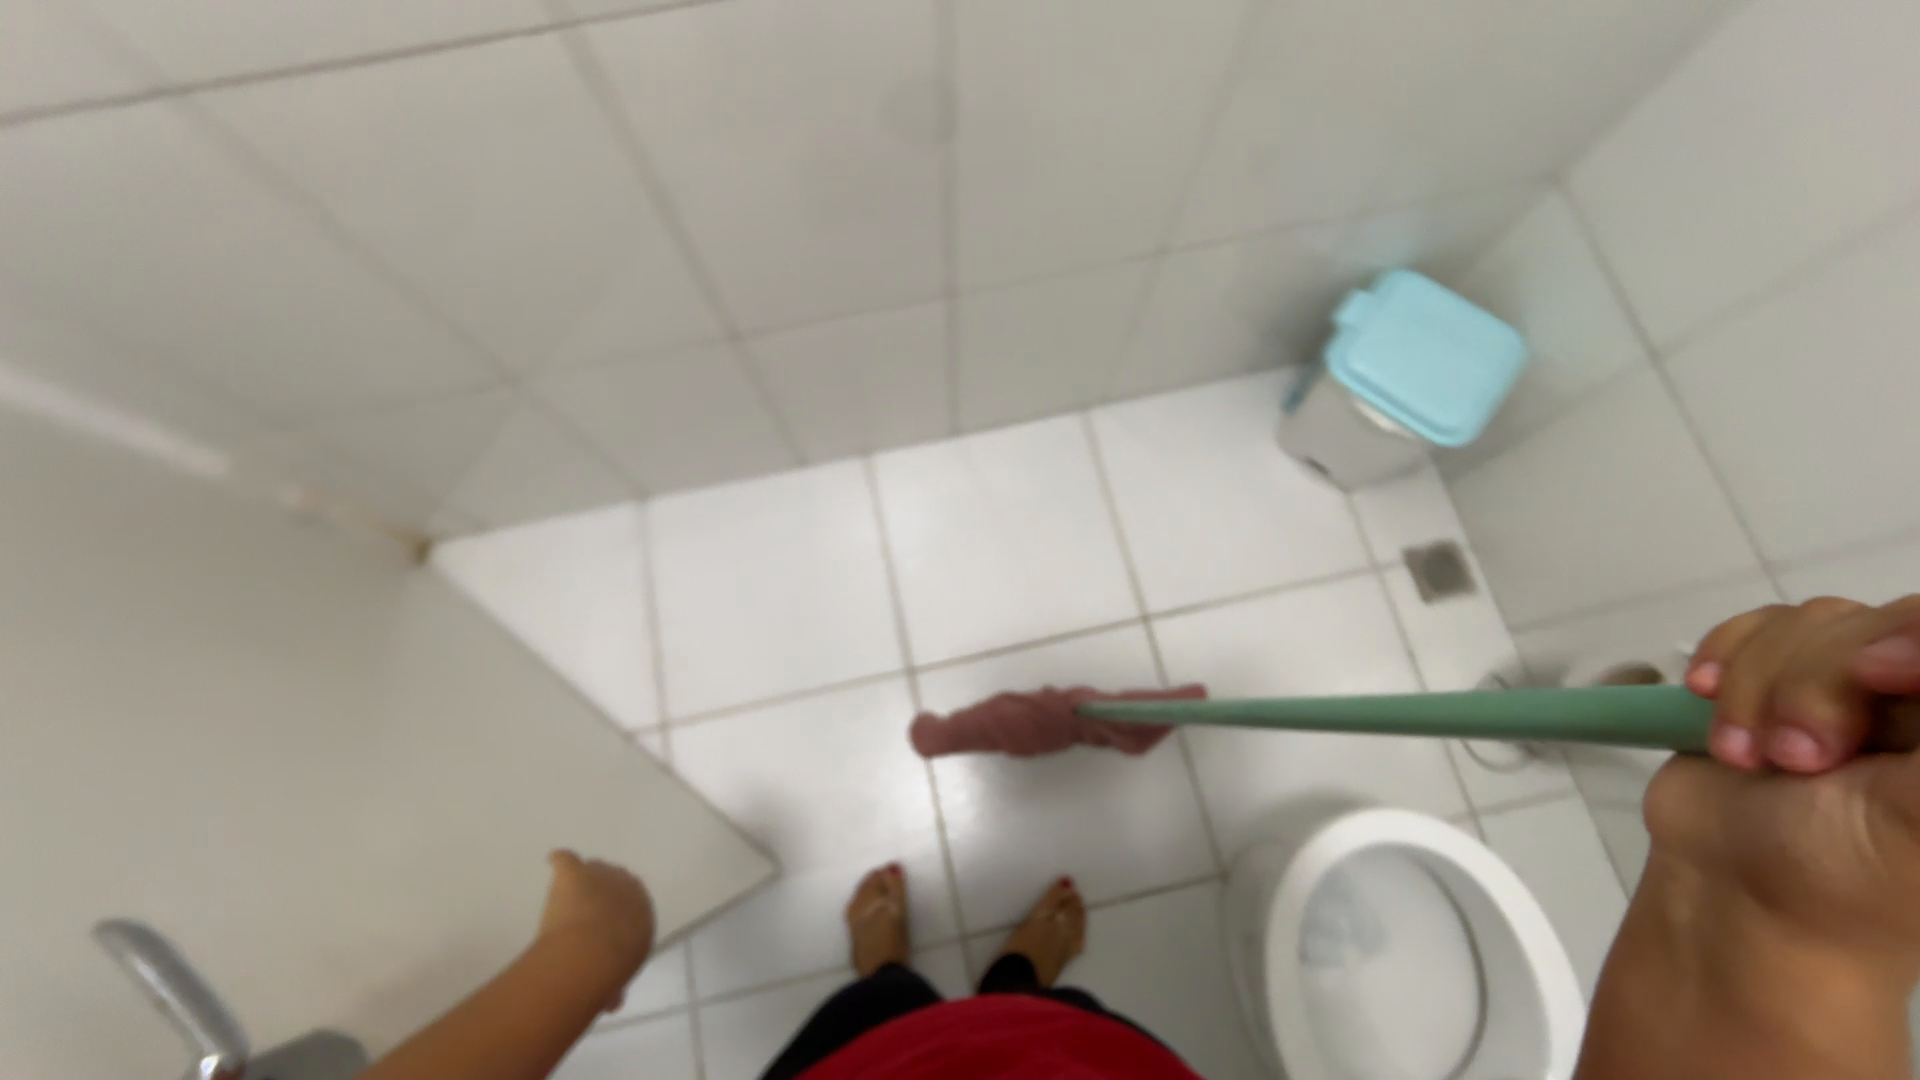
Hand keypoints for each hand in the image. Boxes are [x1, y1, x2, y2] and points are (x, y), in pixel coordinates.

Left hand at [539, 850, 654, 1010]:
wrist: (593, 953)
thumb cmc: (612, 969)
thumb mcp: (620, 979)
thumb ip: (616, 985)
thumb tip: (612, 1002)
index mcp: (642, 910)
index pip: (632, 900)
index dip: (616, 910)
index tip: (603, 922)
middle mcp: (627, 886)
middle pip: (615, 879)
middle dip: (601, 891)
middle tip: (585, 907)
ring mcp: (601, 875)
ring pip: (593, 868)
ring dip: (583, 878)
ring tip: (568, 892)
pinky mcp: (576, 873)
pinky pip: (567, 859)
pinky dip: (560, 860)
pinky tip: (553, 860)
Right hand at [1647, 596, 1919, 972]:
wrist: (1730, 885)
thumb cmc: (1846, 872)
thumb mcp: (1918, 814)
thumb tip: (1912, 656)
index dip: (1911, 638)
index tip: (1872, 676)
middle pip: (1880, 623)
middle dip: (1813, 686)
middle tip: (1796, 759)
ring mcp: (1850, 683)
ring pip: (1809, 623)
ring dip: (1755, 688)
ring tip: (1745, 755)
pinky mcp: (1774, 676)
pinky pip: (1754, 626)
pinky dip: (1721, 658)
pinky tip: (1704, 701)